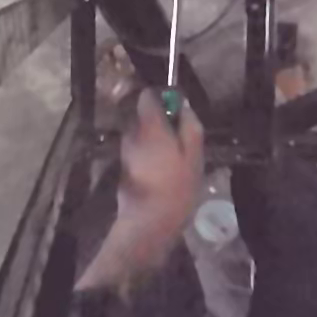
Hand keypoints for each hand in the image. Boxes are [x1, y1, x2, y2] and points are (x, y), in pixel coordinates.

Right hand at [78, 91, 202, 292]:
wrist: (147, 225)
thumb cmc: (157, 176)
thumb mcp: (156, 138)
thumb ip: (154, 114)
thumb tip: (148, 92)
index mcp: (193, 145)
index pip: (188, 116)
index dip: (172, 102)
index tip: (150, 92)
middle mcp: (187, 160)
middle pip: (172, 132)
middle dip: (153, 119)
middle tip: (132, 108)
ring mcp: (171, 177)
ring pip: (157, 148)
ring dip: (142, 137)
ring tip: (125, 128)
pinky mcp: (153, 190)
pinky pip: (144, 165)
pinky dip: (134, 156)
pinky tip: (123, 154)